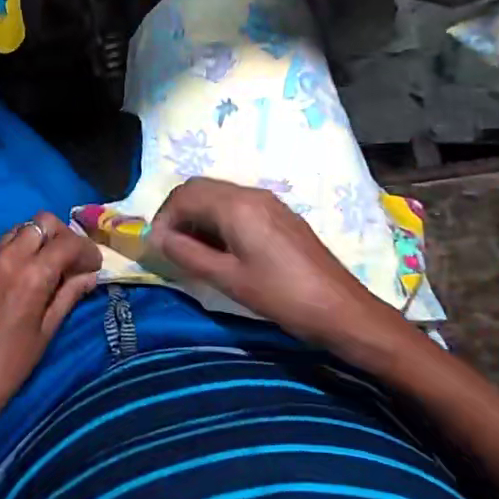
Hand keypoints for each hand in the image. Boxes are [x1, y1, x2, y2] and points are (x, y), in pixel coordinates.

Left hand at [0, 213, 102, 446]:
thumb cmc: (9, 365)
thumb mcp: (47, 331)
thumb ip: (69, 295)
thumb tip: (89, 275)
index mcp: (32, 274)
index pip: (68, 242)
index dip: (87, 250)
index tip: (93, 266)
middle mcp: (7, 256)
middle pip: (42, 222)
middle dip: (62, 236)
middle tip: (70, 261)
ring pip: (17, 230)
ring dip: (36, 241)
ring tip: (44, 267)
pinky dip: (13, 252)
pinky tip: (16, 278)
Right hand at [151, 177, 406, 359]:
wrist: (341, 310)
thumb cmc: (280, 296)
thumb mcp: (227, 279)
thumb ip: (187, 254)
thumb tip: (159, 238)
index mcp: (236, 206)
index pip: (184, 195)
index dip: (164, 217)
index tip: (157, 246)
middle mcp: (251, 194)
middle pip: (200, 188)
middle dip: (178, 212)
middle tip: (170, 245)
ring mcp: (269, 202)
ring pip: (219, 195)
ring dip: (198, 215)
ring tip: (192, 250)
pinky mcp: (280, 215)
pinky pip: (238, 205)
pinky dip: (219, 219)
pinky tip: (221, 248)